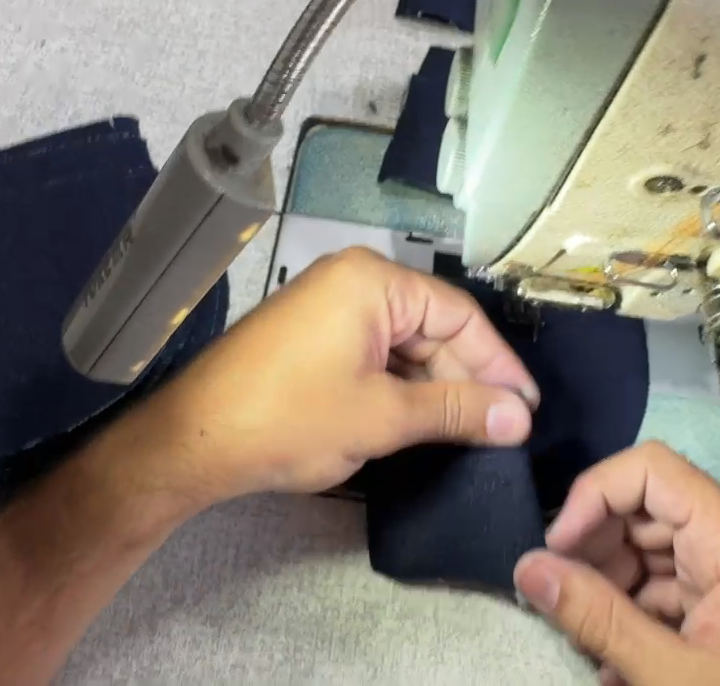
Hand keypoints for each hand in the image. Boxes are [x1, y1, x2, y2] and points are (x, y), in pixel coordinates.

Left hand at [111, 248, 539, 509]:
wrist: (193, 439)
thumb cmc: (291, 417)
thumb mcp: (382, 416)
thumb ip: (455, 411)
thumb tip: (518, 419)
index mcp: (374, 280)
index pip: (457, 315)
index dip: (497, 363)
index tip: (526, 406)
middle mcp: (355, 280)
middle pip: (432, 327)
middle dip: (465, 378)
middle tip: (501, 427)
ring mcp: (332, 305)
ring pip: (405, 343)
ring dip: (434, 385)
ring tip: (469, 430)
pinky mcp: (316, 334)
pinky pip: (376, 352)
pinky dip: (401, 385)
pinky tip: (423, 419)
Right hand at [513, 443, 719, 685]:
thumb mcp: (678, 680)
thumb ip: (600, 621)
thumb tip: (528, 569)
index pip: (651, 469)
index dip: (595, 495)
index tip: (557, 547)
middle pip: (647, 508)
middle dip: (595, 547)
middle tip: (558, 596)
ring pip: (651, 550)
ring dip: (609, 586)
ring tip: (582, 637)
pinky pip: (669, 588)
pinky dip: (634, 614)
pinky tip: (611, 661)